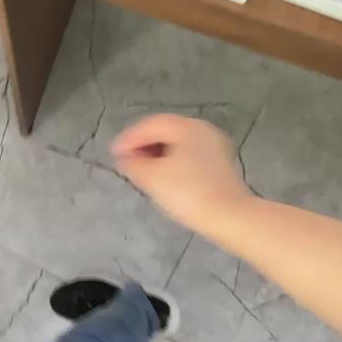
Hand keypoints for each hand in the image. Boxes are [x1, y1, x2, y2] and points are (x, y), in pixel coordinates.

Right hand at [111, 114, 253, 233]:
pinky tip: (163, 175)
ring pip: (177, 142)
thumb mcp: (152, 178)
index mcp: (186, 127)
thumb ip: (133, 163)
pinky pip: (188, 154)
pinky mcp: (218, 163)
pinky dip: (171, 160)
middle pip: (165, 130)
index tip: (114, 154)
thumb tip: (124, 156)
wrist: (228, 216)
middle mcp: (202, 129)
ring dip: (156, 153)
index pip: (151, 124)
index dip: (129, 138)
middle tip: (126, 161)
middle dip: (143, 144)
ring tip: (142, 170)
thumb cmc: (188, 194)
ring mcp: (213, 145)